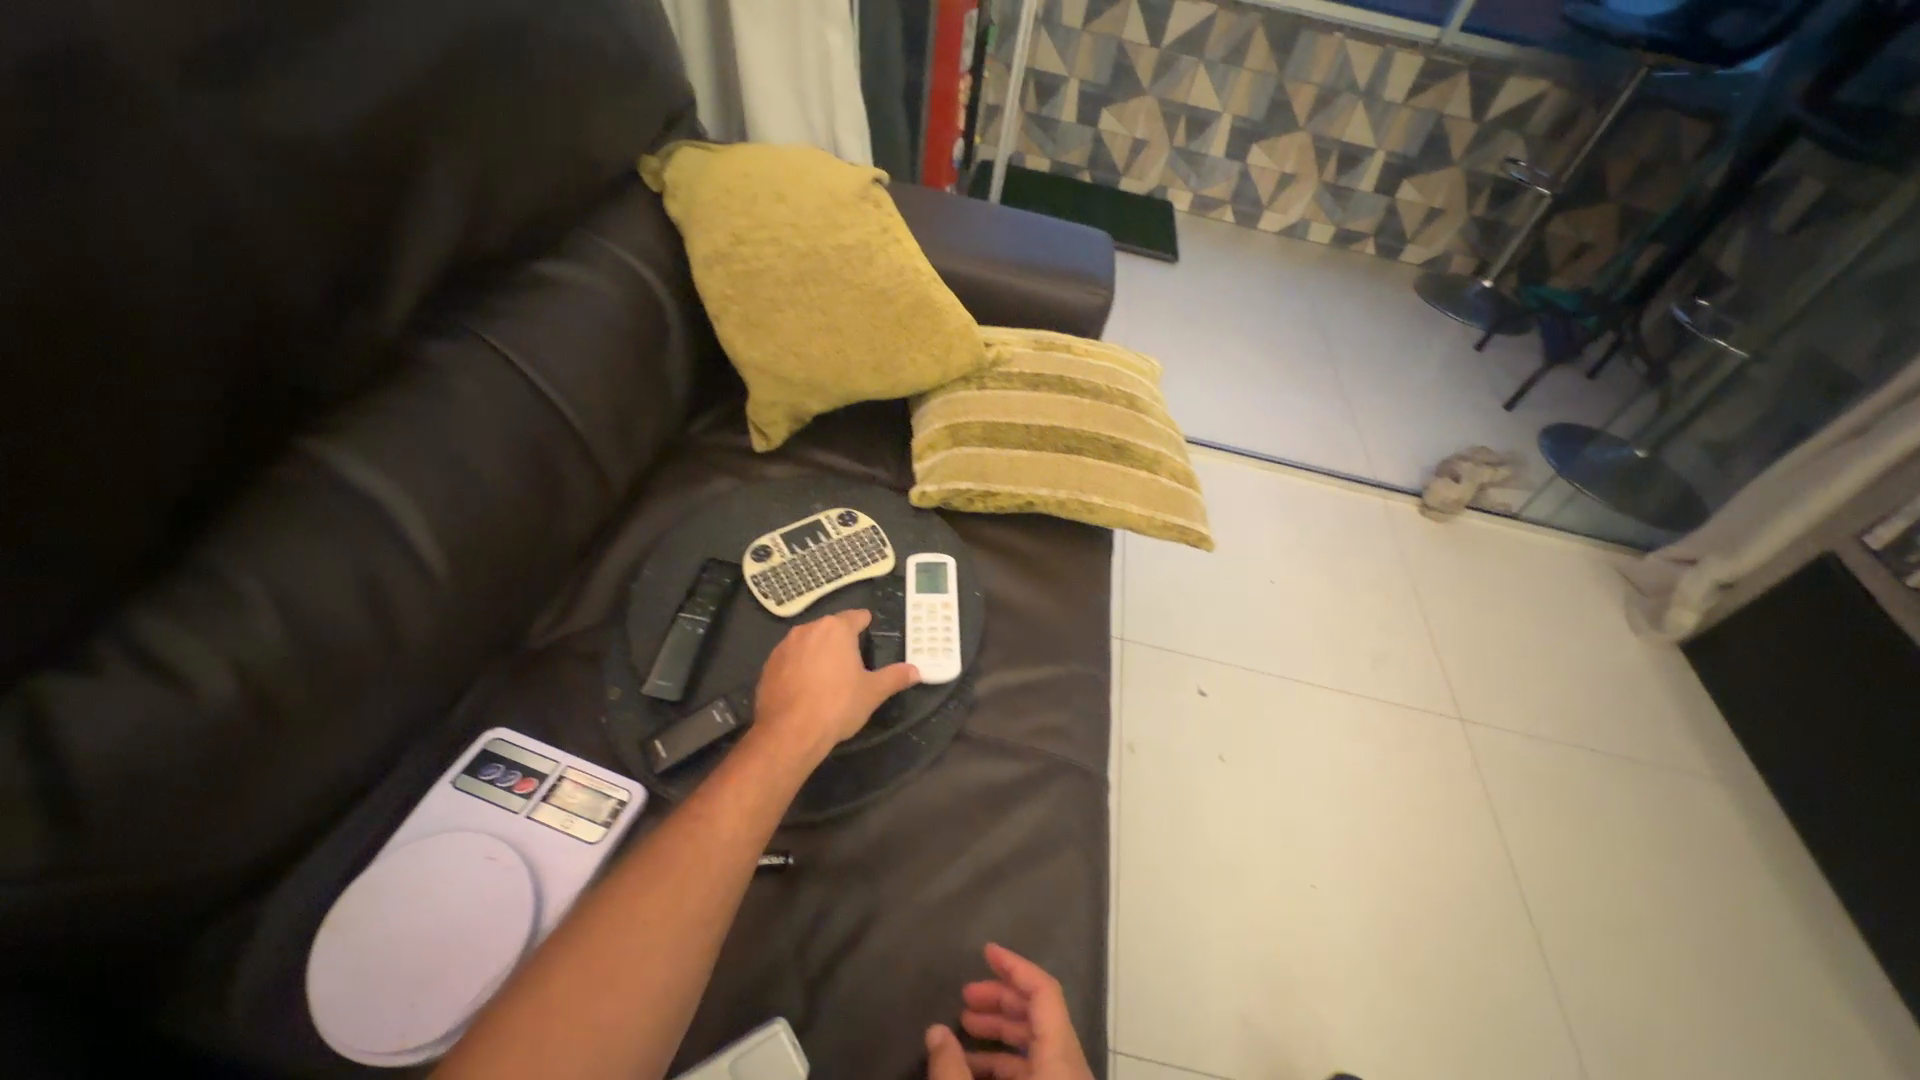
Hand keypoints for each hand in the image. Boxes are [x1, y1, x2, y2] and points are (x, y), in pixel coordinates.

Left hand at [751, 609, 918, 764]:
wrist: (790, 732)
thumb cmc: (837, 705)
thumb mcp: (873, 692)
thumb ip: (895, 677)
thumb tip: (916, 671)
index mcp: (836, 629)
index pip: (855, 616)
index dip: (865, 623)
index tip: (869, 630)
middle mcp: (807, 629)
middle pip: (829, 629)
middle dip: (840, 641)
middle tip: (852, 661)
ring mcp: (784, 646)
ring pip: (807, 643)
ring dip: (817, 653)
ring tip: (827, 676)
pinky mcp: (768, 665)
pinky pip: (789, 660)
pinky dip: (798, 668)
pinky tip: (804, 688)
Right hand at [925, 944, 1094, 1079]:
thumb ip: (952, 1067)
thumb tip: (935, 1031)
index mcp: (1061, 1059)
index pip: (1045, 992)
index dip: (1015, 966)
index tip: (986, 950)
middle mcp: (1070, 1067)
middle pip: (1039, 1015)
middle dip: (1000, 999)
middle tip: (965, 995)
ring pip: (1036, 1044)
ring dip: (1000, 1030)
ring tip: (963, 1027)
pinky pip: (1035, 1070)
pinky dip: (1005, 1061)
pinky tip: (972, 1065)